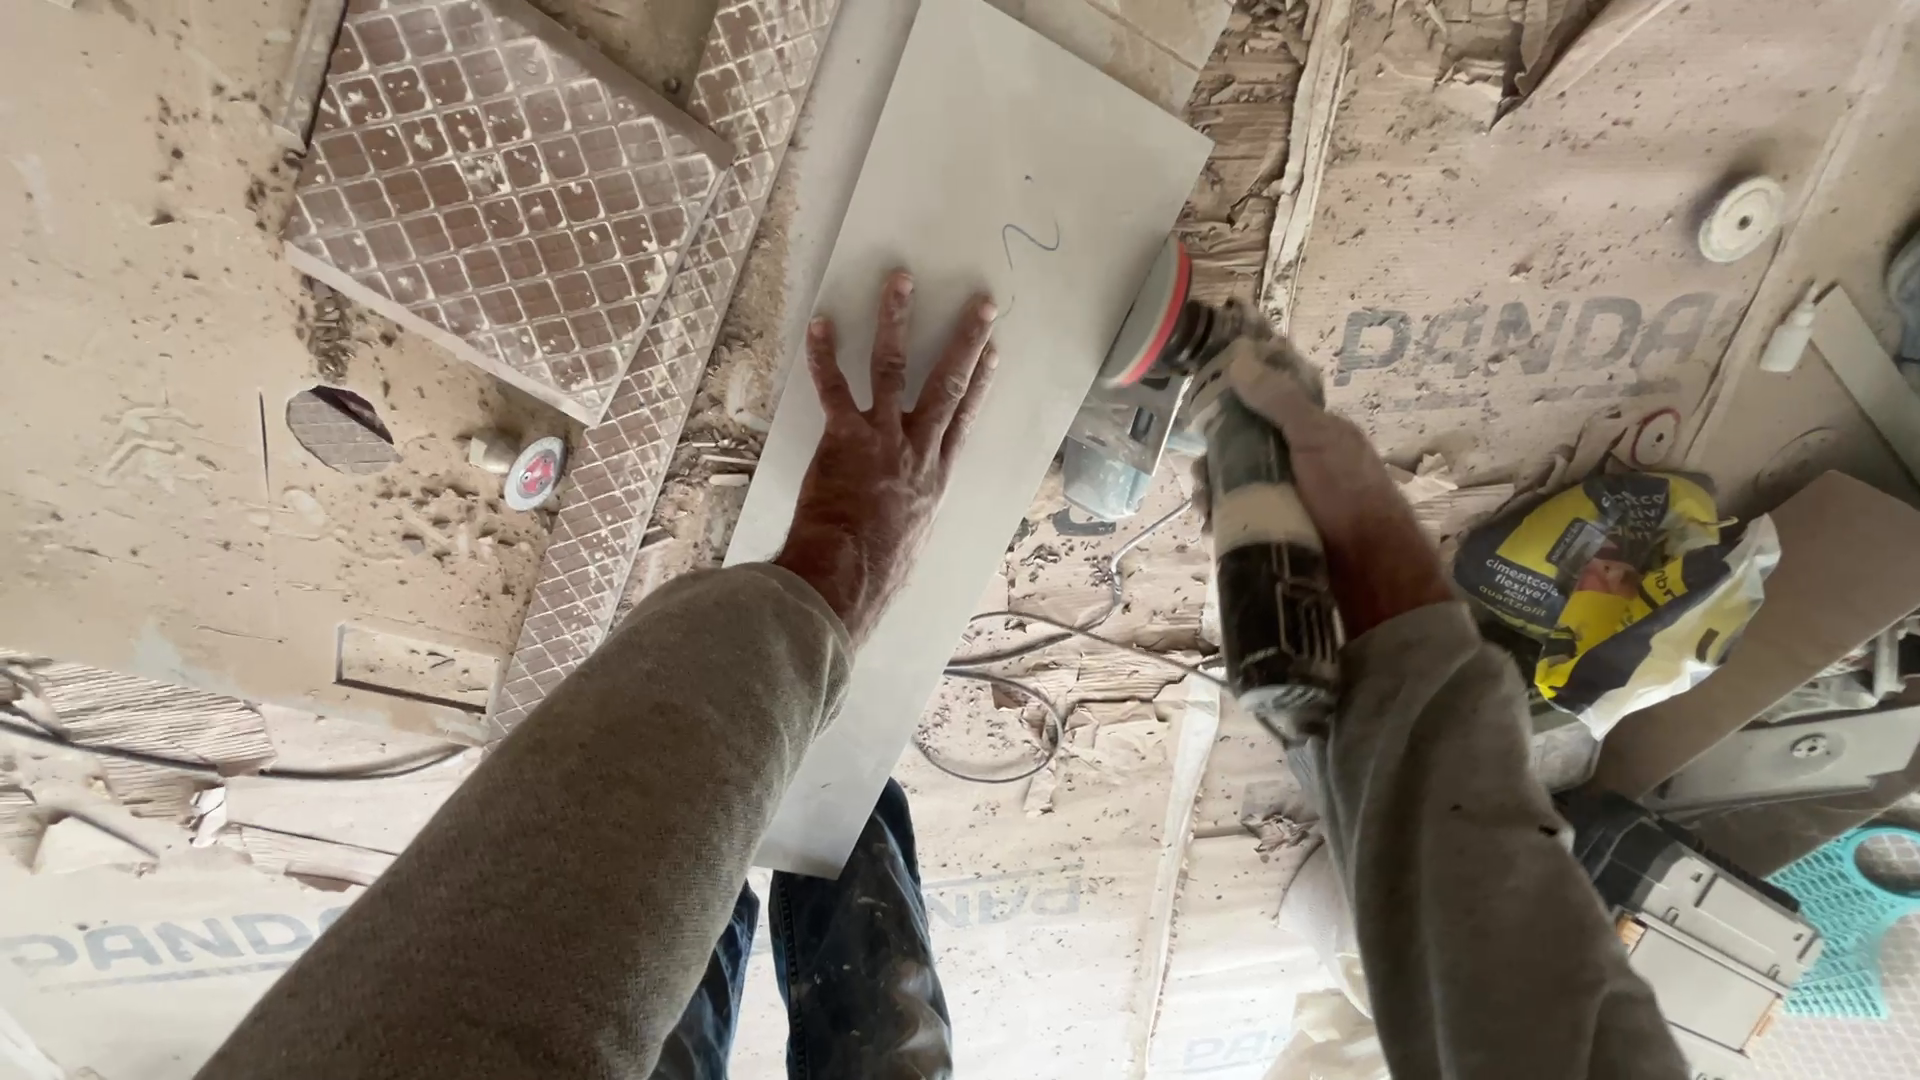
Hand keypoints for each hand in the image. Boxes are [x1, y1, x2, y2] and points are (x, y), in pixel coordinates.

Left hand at [773, 270, 998, 645]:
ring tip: (901, 283)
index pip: (965, 418)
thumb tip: (908, 516)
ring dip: (897, 322)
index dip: (981, 382)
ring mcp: (882, 439)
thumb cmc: (881, 570)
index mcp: (936, 475)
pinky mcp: (843, 438)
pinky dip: (824, 354)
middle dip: (964, 341)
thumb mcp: (913, 541)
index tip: (992, 352)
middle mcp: (917, 449)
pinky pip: (833, 387)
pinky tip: (821, 322)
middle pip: (947, 385)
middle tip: (979, 305)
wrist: (848, 578)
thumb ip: (913, 514)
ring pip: (893, 370)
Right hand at [1226, 353, 1452, 636]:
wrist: (1369, 569)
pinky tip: (1209, 528)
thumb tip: (1241, 359)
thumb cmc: (1347, 494)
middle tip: (1200, 476)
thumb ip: (1279, 401)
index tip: (1200, 415)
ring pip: (1230, 487)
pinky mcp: (1269, 531)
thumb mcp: (1316, 437)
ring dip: (1209, 494)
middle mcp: (1291, 463)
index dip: (1227, 410)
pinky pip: (1233, 520)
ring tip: (1203, 508)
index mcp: (1306, 433)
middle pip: (1236, 452)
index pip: (1258, 410)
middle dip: (1211, 461)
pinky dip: (1217, 521)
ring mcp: (1280, 499)